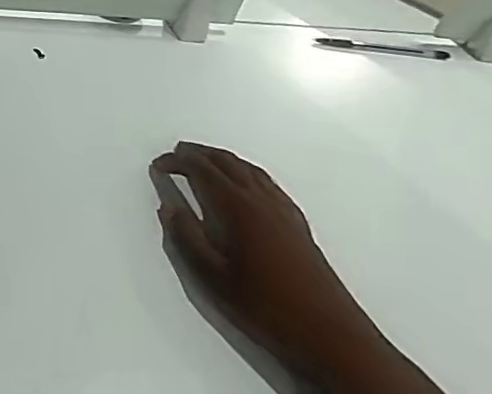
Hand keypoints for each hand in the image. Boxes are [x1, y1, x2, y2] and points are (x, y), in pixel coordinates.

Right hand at [152, 142, 434, 390]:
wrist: (332, 339)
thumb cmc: (267, 309)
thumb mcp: (212, 278)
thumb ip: (185, 238)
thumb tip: (169, 208)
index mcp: (236, 207)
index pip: (200, 169)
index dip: (175, 162)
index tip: (159, 165)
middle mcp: (260, 200)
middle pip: (225, 161)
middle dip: (197, 153)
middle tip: (177, 153)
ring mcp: (283, 211)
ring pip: (247, 169)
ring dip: (222, 159)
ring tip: (206, 160)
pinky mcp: (299, 226)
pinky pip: (266, 183)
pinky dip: (246, 172)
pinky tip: (246, 184)